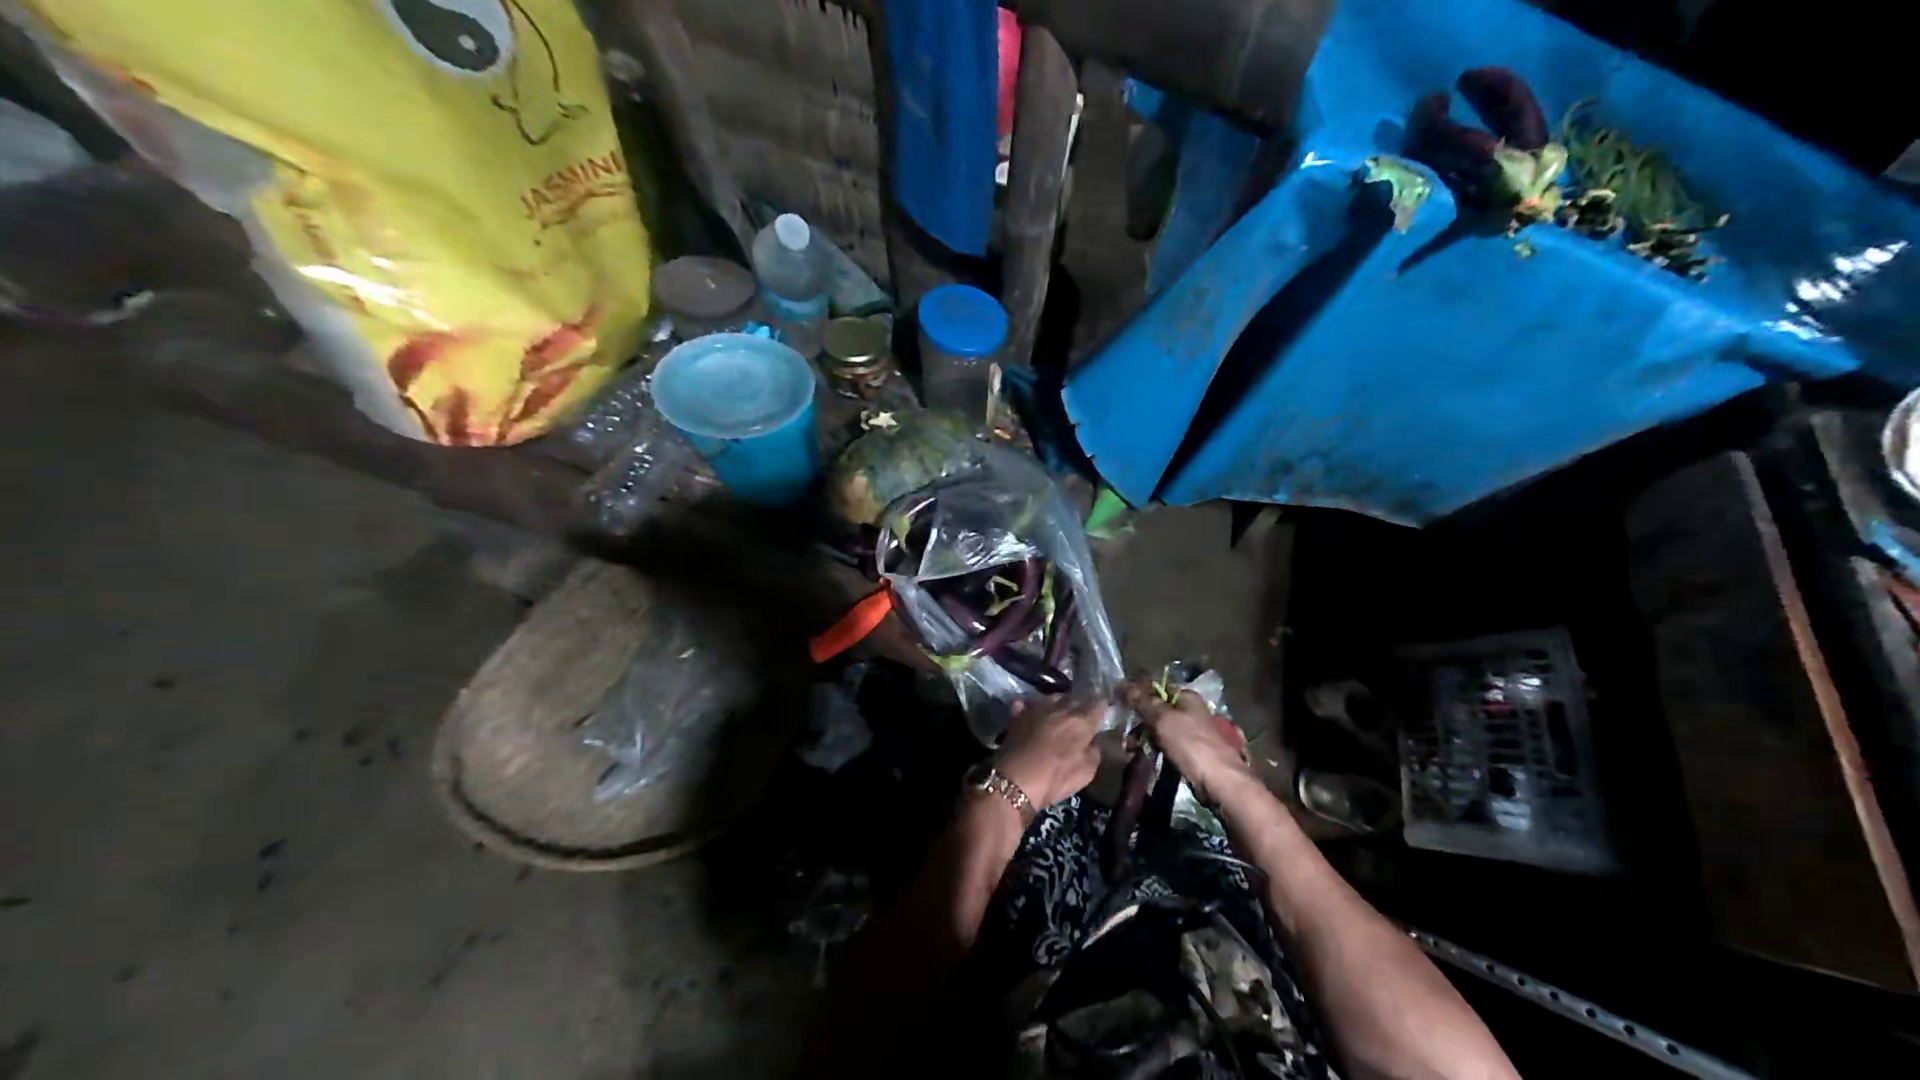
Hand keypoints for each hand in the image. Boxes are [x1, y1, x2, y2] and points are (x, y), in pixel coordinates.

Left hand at [995, 695, 1103, 808]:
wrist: (1015, 779)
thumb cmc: (1055, 778)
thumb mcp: (1086, 772)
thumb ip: (1094, 752)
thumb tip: (1093, 741)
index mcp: (1081, 722)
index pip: (1097, 705)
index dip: (1102, 706)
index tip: (1104, 709)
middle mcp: (1060, 709)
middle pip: (1074, 698)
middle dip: (1081, 704)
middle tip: (1082, 713)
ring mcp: (1037, 709)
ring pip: (1052, 697)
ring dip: (1059, 702)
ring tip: (1060, 711)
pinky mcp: (1017, 715)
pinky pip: (1027, 704)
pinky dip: (1032, 706)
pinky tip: (1032, 712)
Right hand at [1123, 679, 1255, 804]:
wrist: (1220, 781)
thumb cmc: (1190, 744)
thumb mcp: (1162, 719)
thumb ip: (1143, 701)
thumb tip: (1125, 685)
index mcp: (1187, 697)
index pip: (1157, 688)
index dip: (1138, 694)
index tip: (1121, 705)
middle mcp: (1190, 711)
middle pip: (1157, 710)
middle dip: (1138, 722)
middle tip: (1125, 737)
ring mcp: (1191, 732)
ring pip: (1159, 729)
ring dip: (1142, 738)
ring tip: (1130, 750)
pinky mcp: (1191, 752)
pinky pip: (1166, 745)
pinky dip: (1153, 749)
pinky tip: (1143, 756)